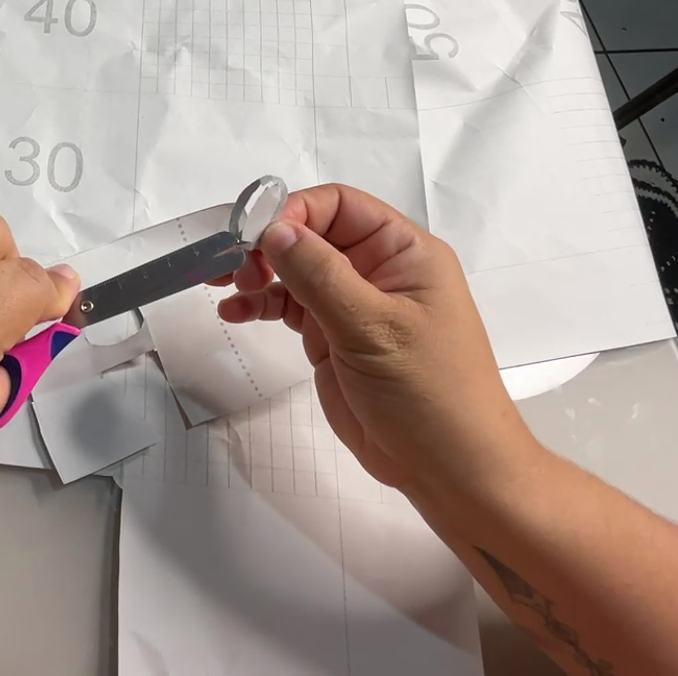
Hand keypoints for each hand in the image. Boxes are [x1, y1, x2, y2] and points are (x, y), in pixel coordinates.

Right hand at [218, 184, 541, 502]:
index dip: (294, 211)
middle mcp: (375, 268)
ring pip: (293, 268)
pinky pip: (287, 305)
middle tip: (234, 267)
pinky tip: (234, 312)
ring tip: (228, 288)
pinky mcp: (331, 334)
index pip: (339, 205)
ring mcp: (351, 302)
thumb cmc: (428, 393)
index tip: (255, 236)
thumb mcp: (373, 328)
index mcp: (402, 251)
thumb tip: (272, 229)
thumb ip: (319, 274)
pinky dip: (259, 304)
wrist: (449, 472)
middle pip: (309, 233)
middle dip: (267, 243)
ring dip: (256, 272)